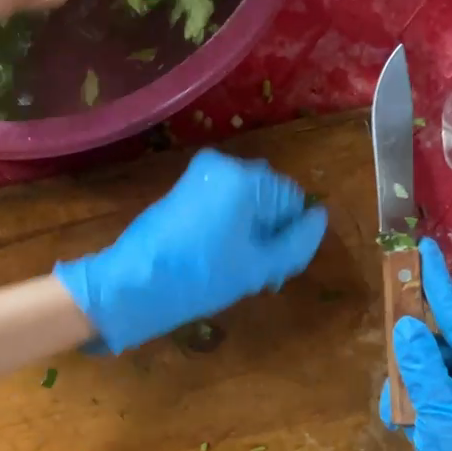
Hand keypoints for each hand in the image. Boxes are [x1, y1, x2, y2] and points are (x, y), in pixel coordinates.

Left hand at [53, 149, 327, 353]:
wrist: (132, 285)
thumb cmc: (201, 276)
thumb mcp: (257, 267)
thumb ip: (297, 243)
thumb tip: (319, 219)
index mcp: (246, 176)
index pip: (293, 200)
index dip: (289, 237)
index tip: (274, 269)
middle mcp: (223, 165)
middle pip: (267, 200)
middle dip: (268, 235)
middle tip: (256, 275)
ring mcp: (197, 177)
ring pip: (243, 206)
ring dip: (248, 237)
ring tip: (234, 273)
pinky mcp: (180, 193)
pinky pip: (219, 208)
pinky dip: (225, 232)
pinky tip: (215, 263)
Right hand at [381, 239, 451, 450]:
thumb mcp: (441, 415)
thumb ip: (421, 368)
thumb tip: (405, 325)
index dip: (436, 283)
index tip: (421, 249)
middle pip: (436, 338)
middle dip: (410, 357)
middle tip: (399, 374)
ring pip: (421, 364)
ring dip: (405, 388)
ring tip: (406, 418)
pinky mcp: (451, 406)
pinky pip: (419, 387)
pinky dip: (407, 404)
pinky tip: (409, 428)